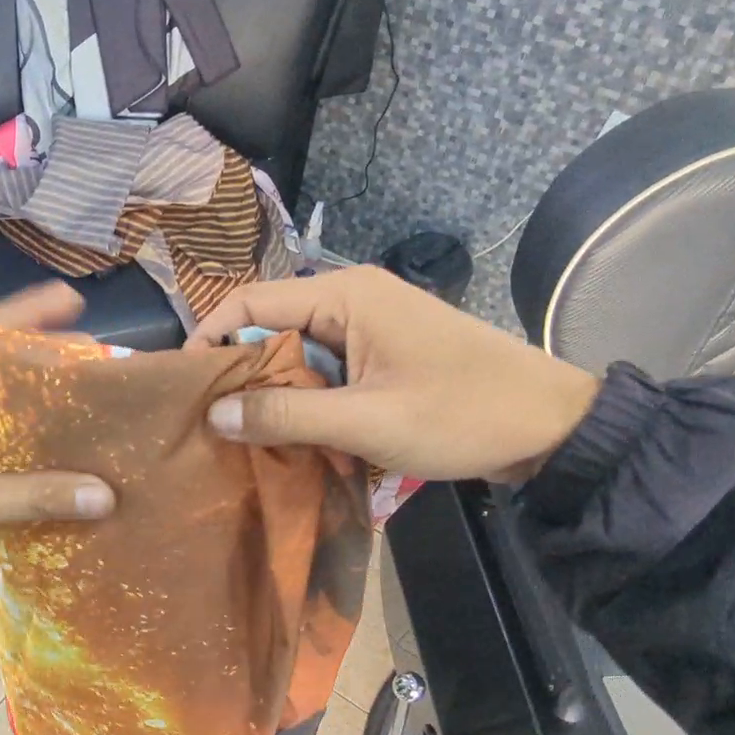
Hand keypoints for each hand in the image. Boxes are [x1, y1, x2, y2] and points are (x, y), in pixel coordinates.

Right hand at [184, 267, 600, 483]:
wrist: (550, 426)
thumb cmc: (460, 415)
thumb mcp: (366, 421)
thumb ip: (286, 416)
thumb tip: (213, 416)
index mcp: (345, 296)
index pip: (250, 301)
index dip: (209, 340)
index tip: (183, 390)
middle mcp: (351, 299)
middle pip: (269, 327)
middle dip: (238, 375)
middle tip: (209, 425)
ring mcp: (369, 326)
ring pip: (295, 354)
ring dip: (272, 395)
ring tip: (243, 438)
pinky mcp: (381, 353)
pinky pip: (323, 370)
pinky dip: (304, 401)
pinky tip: (293, 437)